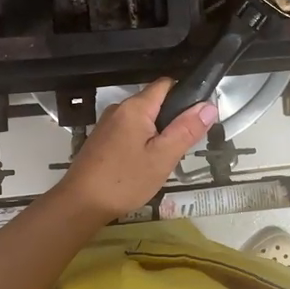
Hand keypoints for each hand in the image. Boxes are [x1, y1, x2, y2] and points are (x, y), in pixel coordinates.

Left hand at [53, 78, 217, 223]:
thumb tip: (209, 106)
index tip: (198, 117)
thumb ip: (186, 130)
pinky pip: (129, 132)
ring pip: (142, 119)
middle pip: (154, 102)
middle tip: (183, 146)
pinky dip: (141, 142)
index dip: (186, 95)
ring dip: (156, 133)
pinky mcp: (101, 140)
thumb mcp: (163, 157)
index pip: (166, 84)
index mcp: (135, 107)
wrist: (81, 204)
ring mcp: (107, 124)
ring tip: (165, 159)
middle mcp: (119, 108)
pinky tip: (143, 165)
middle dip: (171, 119)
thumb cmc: (125, 180)